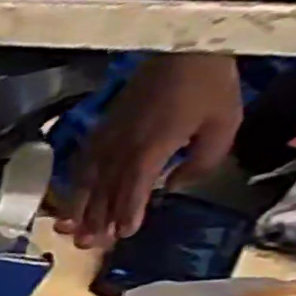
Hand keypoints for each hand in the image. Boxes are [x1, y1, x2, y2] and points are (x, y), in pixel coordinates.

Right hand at [57, 53, 241, 248]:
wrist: (181, 50)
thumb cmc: (208, 86)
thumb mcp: (224, 124)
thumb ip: (202, 161)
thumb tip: (174, 185)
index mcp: (149, 151)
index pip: (131, 191)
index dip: (127, 215)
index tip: (123, 235)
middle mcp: (120, 151)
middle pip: (103, 194)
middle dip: (95, 221)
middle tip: (88, 245)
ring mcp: (105, 142)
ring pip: (86, 184)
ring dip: (79, 209)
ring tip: (71, 231)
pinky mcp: (99, 134)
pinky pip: (80, 166)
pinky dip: (74, 187)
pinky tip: (70, 200)